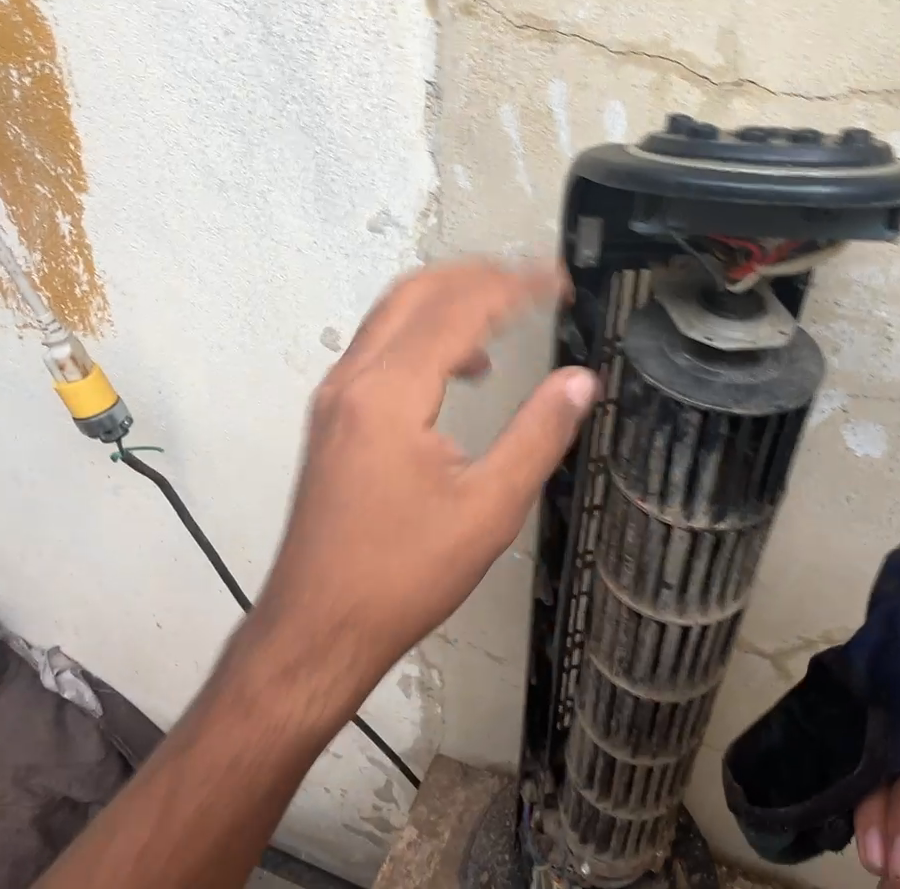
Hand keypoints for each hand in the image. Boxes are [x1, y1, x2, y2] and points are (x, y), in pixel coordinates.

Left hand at [243, 258, 599, 698]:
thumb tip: (580, 380)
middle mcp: (353, 381)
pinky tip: (462, 368)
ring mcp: (335, 399)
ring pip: (392, 315)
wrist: (319, 626)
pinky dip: (425, 334)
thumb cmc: (400, 576)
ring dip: (450, 299)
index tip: (557, 279)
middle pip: (417, 291)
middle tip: (533, 280)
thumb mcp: (489, 509)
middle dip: (479, 274)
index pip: (460, 307)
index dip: (515, 284)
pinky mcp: (333, 419)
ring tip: (506, 310)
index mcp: (390, 394)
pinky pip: (380, 348)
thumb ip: (539, 434)